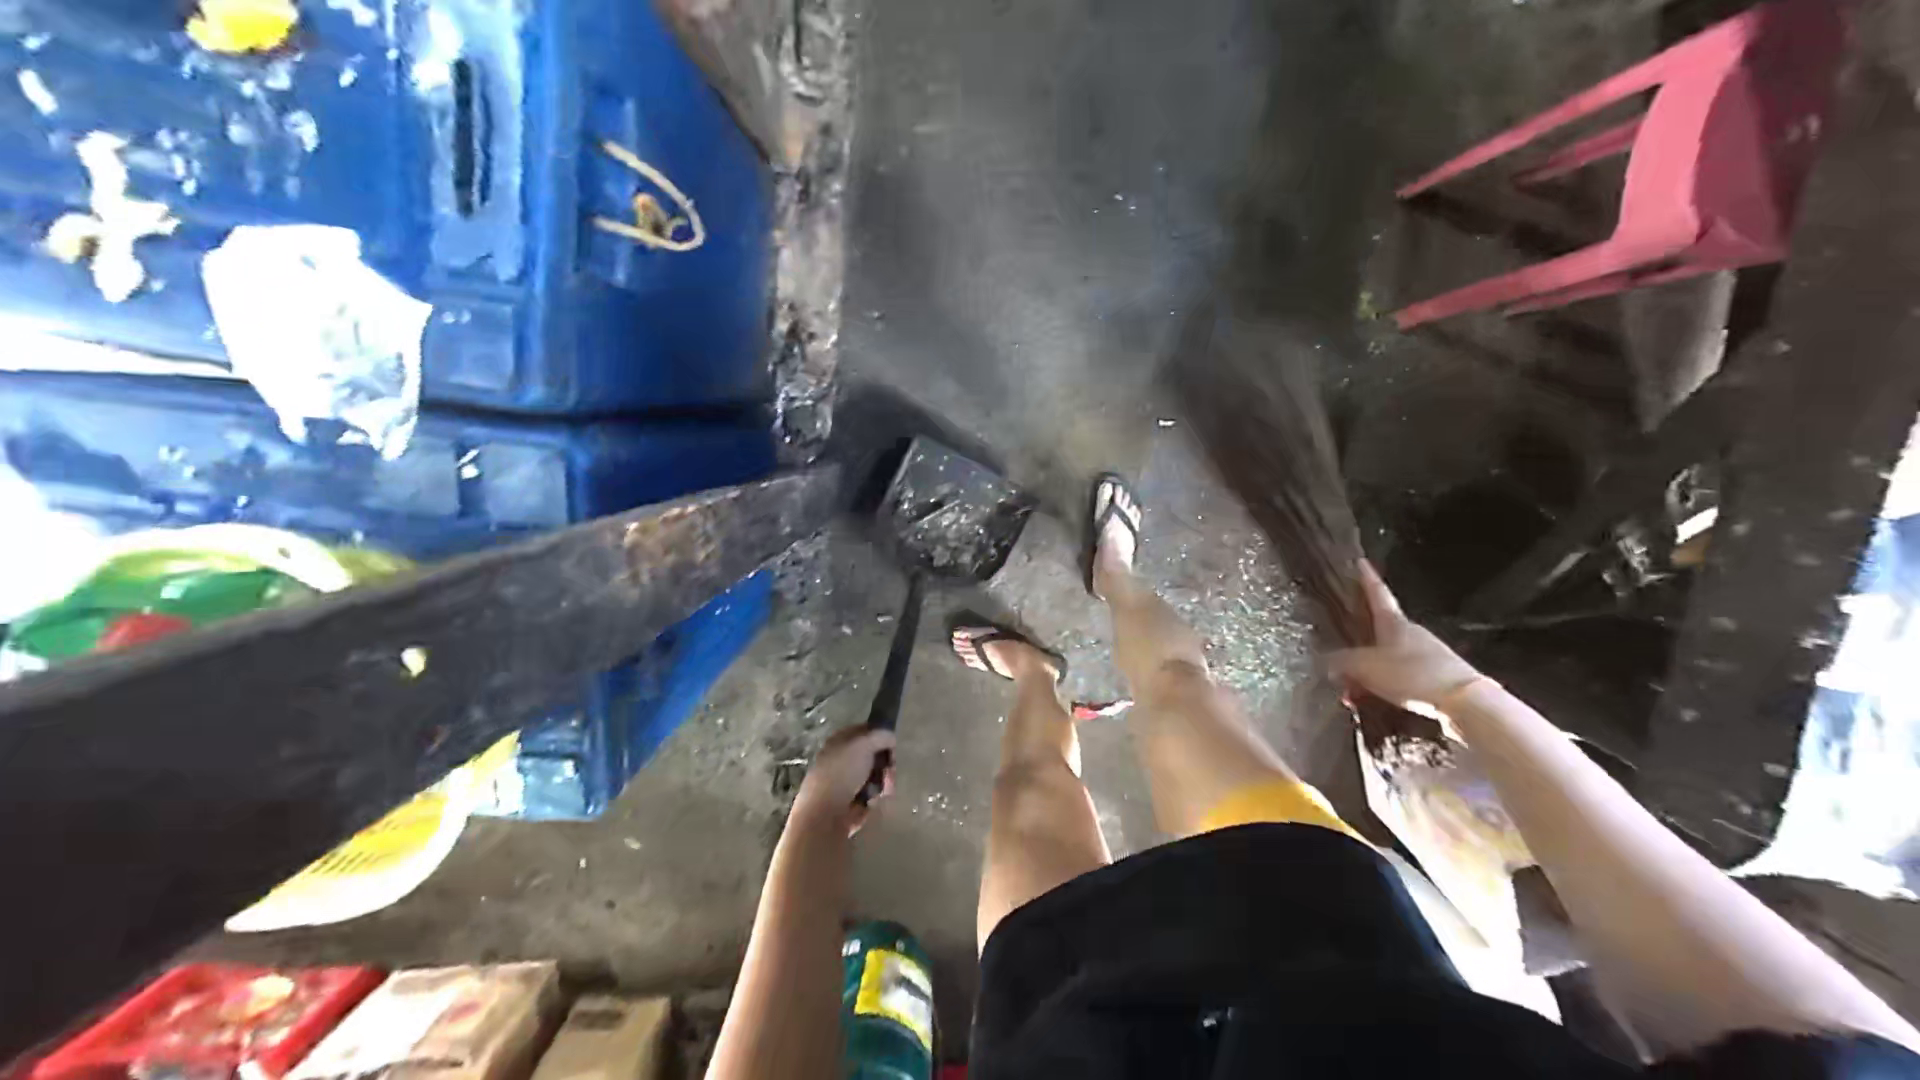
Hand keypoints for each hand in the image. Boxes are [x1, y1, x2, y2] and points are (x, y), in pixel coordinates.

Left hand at [792, 726, 895, 835]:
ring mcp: (847, 780)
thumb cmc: (842, 773)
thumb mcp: (863, 744)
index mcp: (840, 740)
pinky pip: (872, 793)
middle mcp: (843, 758)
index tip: (891, 746)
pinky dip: (874, 796)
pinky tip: (871, 801)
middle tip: (889, 771)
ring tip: (882, 790)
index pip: (866, 731)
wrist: (824, 814)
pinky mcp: (851, 801)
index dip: (880, 736)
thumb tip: (891, 738)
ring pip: (876, 775)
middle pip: (874, 755)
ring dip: (883, 781)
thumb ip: (881, 735)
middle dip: (886, 763)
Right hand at [1327, 561, 1484, 710]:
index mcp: (1394, 623)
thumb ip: (1341, 662)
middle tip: (1338, 650)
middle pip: (1378, 631)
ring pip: (1387, 657)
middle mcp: (1411, 634)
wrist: (1464, 703)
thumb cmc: (1412, 675)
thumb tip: (1324, 660)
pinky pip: (1400, 677)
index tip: (1361, 562)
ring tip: (1350, 690)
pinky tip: (1372, 701)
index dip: (1367, 579)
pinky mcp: (1436, 677)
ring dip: (1367, 671)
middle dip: (1358, 641)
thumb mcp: (1365, 667)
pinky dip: (1383, 686)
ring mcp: (1427, 655)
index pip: (1378, 594)